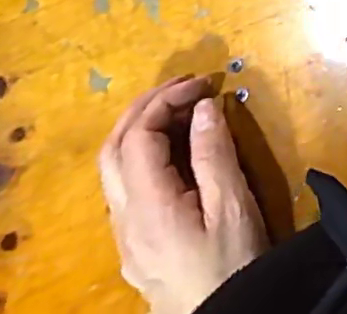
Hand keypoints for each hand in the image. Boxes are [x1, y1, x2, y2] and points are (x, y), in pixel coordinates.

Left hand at [100, 77, 268, 313]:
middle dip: (144, 107)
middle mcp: (125, 219)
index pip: (139, 136)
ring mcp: (126, 236)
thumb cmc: (232, 262)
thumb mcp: (232, 204)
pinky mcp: (136, 245)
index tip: (203, 84)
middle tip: (183, 85)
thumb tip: (202, 106)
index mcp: (147, 206)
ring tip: (180, 108)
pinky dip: (145, 152)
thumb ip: (214, 153)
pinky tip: (175, 149)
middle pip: (113, 150)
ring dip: (140, 128)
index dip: (166, 100)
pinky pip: (127, 186)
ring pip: (114, 170)